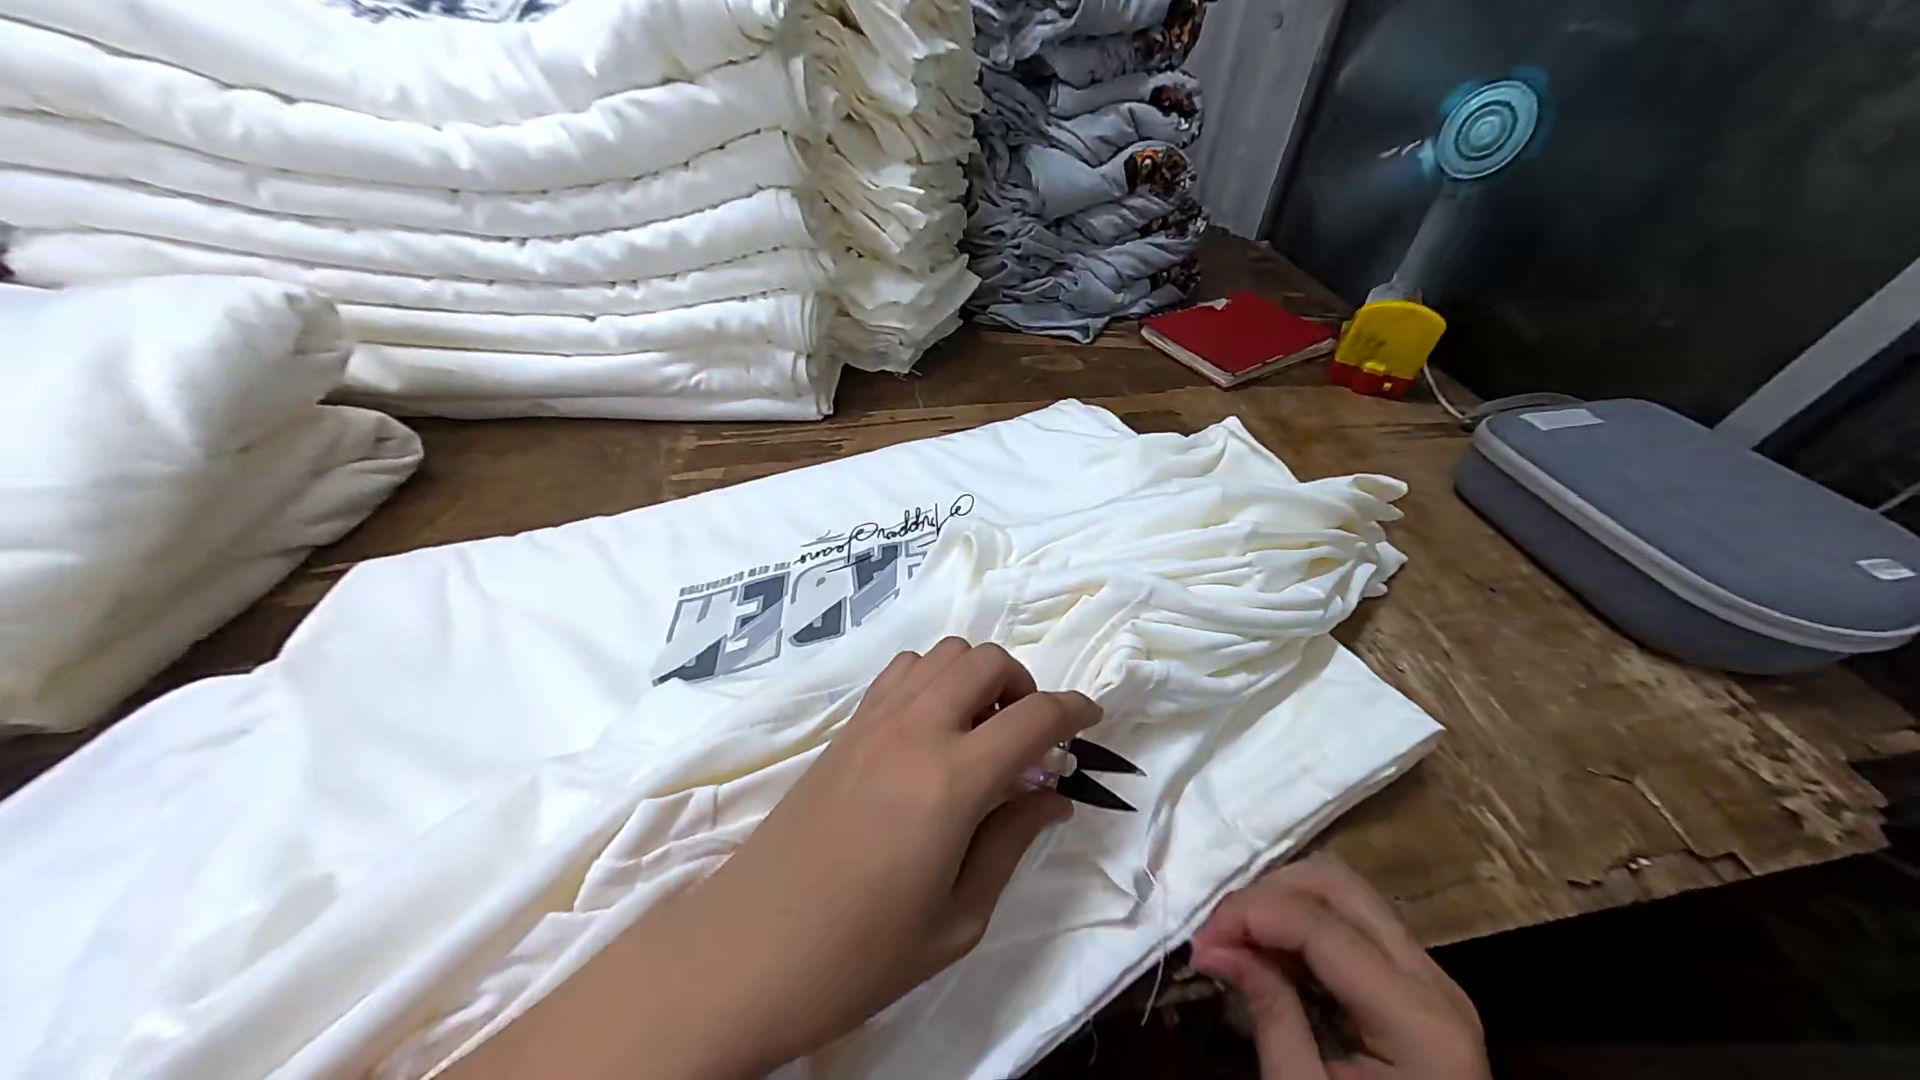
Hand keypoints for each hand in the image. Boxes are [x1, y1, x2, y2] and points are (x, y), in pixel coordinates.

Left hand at [450, 638, 1100, 1079]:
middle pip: (986, 660)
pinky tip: (934, 728)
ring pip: (942, 653)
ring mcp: (873, 721)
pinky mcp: (845, 727)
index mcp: (951, 780)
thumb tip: (1055, 795)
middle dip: (1024, 686)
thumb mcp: (960, 917)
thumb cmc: (862, 952)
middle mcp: (914, 729)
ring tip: (982, 730)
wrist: (750, 948)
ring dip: (977, 677)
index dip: (1075, 710)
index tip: (1093, 719)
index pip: (1034, 717)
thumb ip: (1013, 840)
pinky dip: (934, 679)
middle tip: (1030, 738)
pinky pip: (901, 671)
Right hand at [1189, 855, 1488, 1079]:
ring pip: (1346, 891)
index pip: (1319, 925)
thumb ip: (1270, 1016)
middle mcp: (1435, 982)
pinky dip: (1303, 917)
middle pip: (1338, 885)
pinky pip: (1355, 918)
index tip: (1199, 944)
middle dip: (1266, 893)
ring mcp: (1432, 978)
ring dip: (1282, 898)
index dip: (1249, 916)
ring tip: (1240, 937)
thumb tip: (1213, 948)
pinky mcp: (1418, 983)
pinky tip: (1272, 948)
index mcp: (1419, 1021)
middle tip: (1220, 933)